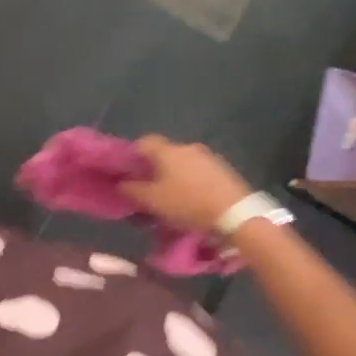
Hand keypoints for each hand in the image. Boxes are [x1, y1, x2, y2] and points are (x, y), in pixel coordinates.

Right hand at [120, 136, 253, 232]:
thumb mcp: (153, 201)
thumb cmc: (188, 203)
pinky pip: (198, 174)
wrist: (235, 213)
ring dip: (173, 179)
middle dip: (153, 172)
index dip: (132, 155)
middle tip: (147, 192)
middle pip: (164, 155)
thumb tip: (120, 183)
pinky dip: (190, 184)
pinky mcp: (223, 171)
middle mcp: (188, 147)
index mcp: (168, 150)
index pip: (144, 142)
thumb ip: (132, 190)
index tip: (127, 173)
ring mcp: (208, 157)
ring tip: (169, 202)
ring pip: (182, 165)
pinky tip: (190, 202)